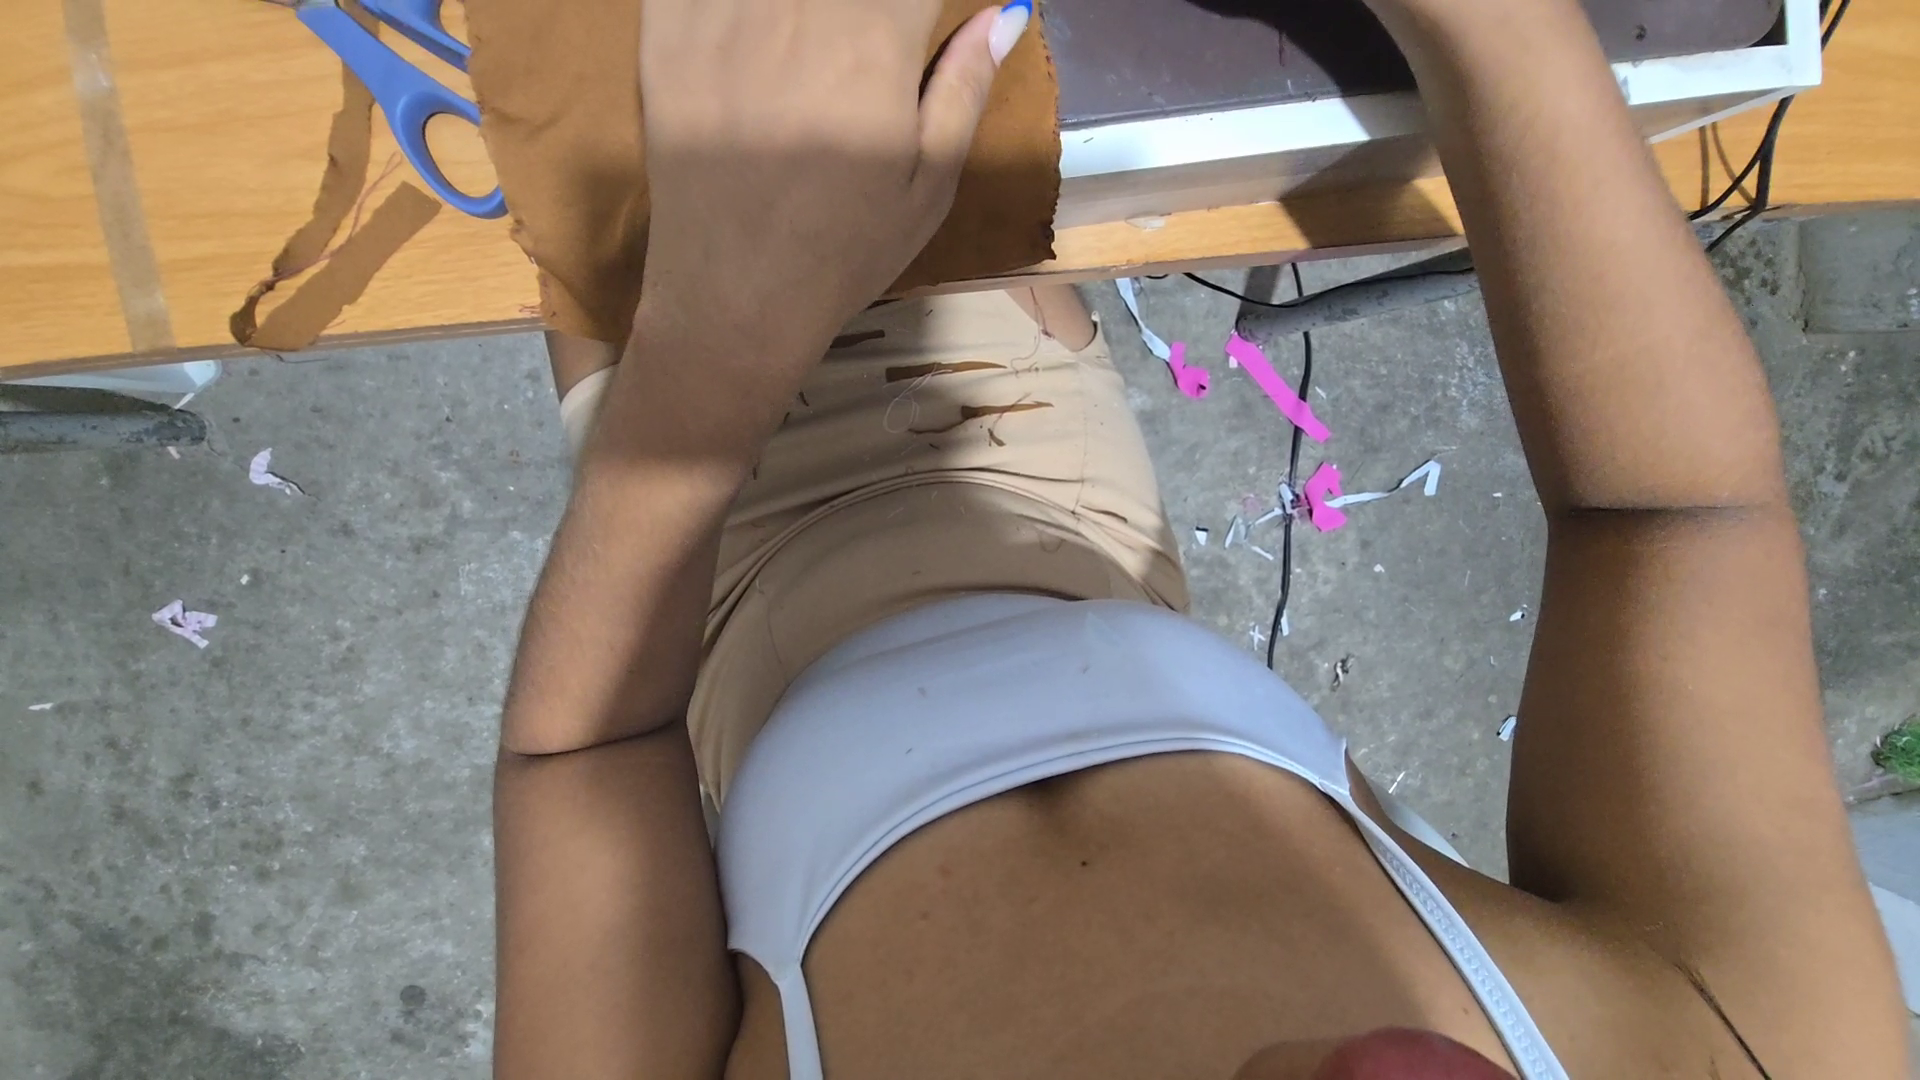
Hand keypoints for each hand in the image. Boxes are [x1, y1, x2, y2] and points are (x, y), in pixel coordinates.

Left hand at [635, 0, 1030, 366]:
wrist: (736, 299)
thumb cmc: (846, 254)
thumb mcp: (927, 190)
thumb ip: (963, 91)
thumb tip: (1002, 14)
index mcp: (876, 43)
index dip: (923, 4)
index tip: (920, 31)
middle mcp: (799, 6)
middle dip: (872, 8)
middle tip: (868, 57)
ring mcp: (723, 9)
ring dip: (809, 10)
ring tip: (817, 52)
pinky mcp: (667, 26)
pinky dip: (734, 1)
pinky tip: (760, 32)